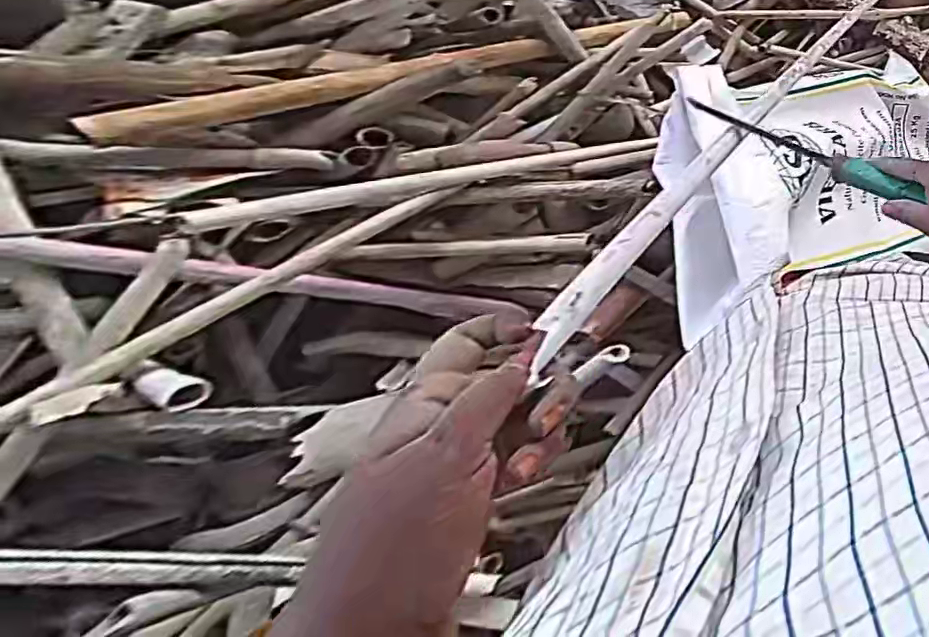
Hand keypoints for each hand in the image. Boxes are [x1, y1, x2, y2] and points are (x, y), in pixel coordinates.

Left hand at [277, 315, 573, 636]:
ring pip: (529, 415)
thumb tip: (524, 356)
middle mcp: (446, 427)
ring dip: (543, 432)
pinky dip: (538, 459)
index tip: (543, 330)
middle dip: (542, 390)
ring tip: (526, 458)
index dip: (505, 328)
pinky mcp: (485, 488)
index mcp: (423, 408)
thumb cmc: (382, 559)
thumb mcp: (443, 458)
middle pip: (513, 378)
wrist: (377, 634)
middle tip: (545, 410)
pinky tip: (522, 477)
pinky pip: (530, 451)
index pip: (466, 342)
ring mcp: (467, 459)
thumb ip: (488, 398)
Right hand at [871, 157, 928, 246]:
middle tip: (881, 178)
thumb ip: (904, 211)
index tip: (867, 165)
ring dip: (914, 180)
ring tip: (902, 190)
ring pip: (928, 172)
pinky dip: (928, 183)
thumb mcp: (927, 221)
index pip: (900, 166)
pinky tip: (925, 195)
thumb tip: (886, 206)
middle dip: (897, 173)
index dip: (882, 166)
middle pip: (914, 167)